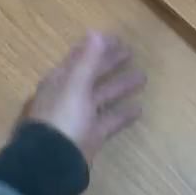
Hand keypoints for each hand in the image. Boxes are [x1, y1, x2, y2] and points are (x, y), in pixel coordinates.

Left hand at [27, 31, 145, 159]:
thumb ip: (87, 61)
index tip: (118, 39)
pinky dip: (123, 114)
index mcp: (61, 81)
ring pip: (103, 96)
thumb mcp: (75, 86)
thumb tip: (96, 32)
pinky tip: (139, 110)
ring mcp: (79, 117)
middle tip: (131, 53)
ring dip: (121, 87)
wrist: (52, 162)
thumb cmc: (62, 118)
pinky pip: (109, 120)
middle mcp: (69, 96)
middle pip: (92, 75)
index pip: (81, 58)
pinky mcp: (90, 135)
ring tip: (143, 79)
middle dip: (110, 63)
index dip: (98, 47)